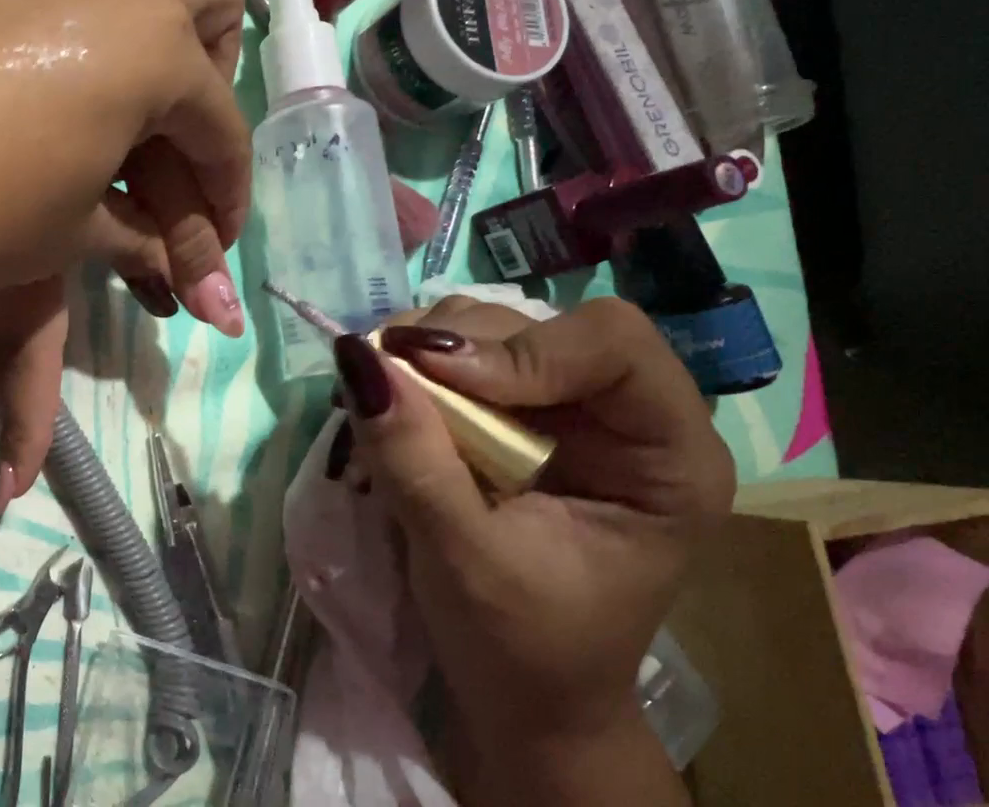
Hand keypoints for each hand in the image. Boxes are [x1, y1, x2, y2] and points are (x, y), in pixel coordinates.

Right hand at [332, 297, 734, 754]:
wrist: (523, 694)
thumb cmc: (521, 647)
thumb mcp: (463, 560)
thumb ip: (414, 462)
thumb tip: (355, 357)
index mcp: (665, 458)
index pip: (612, 345)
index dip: (520, 348)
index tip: (434, 379)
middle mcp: (623, 416)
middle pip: (538, 326)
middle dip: (454, 348)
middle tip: (383, 386)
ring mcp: (566, 411)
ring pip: (490, 331)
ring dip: (423, 354)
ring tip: (378, 399)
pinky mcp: (516, 417)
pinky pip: (459, 360)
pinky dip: (412, 371)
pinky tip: (387, 406)